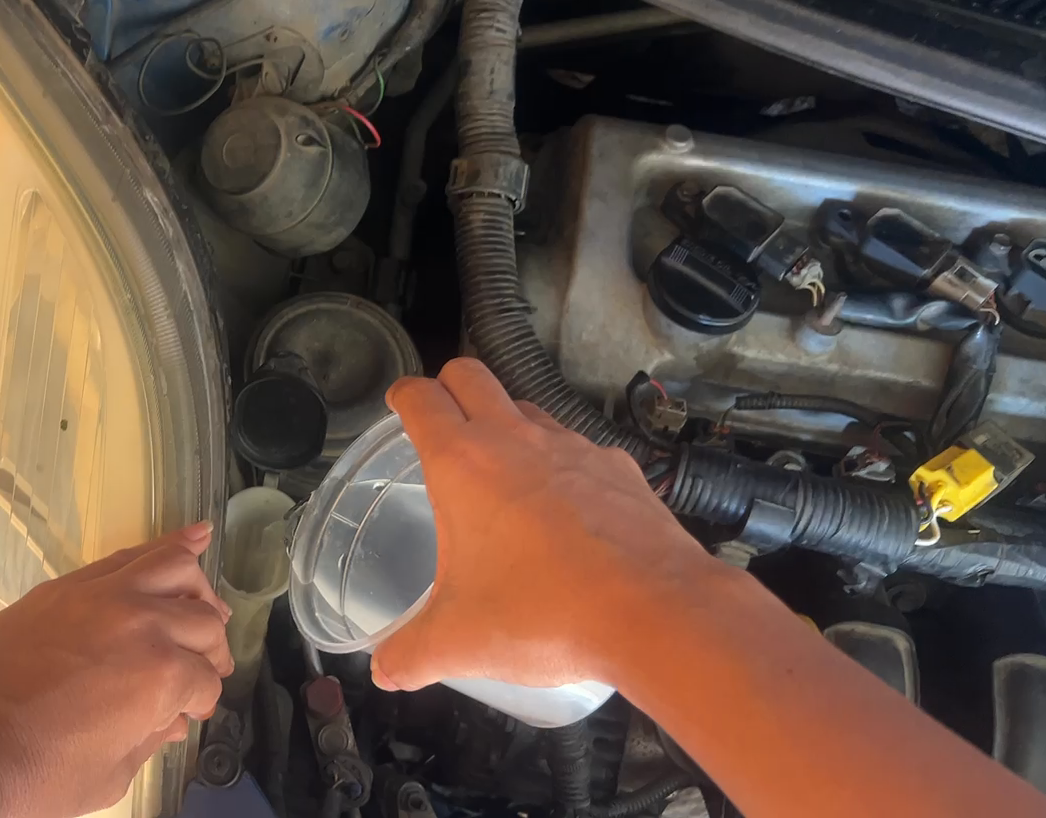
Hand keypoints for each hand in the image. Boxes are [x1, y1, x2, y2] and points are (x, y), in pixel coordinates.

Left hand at [0, 523, 232, 817]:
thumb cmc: (34, 777)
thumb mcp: (109, 775)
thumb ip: (150, 737)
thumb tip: (170, 717)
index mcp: (160, 674)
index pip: (205, 680)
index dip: (203, 701)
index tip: (189, 713)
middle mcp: (141, 620)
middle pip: (201, 622)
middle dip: (212, 650)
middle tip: (206, 668)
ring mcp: (104, 592)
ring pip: (174, 567)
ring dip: (200, 585)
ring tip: (211, 598)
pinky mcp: (71, 583)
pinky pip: (129, 555)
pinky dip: (169, 544)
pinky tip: (194, 537)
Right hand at [371, 359, 719, 693]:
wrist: (662, 617)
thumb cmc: (545, 614)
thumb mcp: (461, 640)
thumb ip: (410, 653)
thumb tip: (383, 672)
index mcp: (461, 460)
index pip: (418, 396)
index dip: (401, 394)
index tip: (397, 405)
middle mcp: (511, 437)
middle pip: (469, 373)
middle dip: (448, 386)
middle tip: (442, 422)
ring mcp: (569, 446)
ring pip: (524, 405)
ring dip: (505, 421)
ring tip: (502, 469)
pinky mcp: (616, 466)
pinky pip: (576, 445)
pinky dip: (560, 460)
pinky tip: (567, 508)